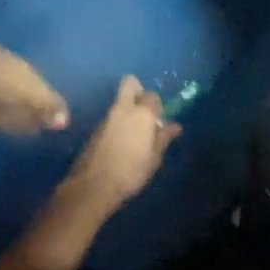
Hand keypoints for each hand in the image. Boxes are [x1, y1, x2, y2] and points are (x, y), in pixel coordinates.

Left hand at [66, 76, 181, 206]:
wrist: (94, 186)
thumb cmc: (131, 172)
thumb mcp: (154, 158)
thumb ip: (164, 138)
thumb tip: (175, 125)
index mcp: (142, 114)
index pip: (152, 95)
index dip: (157, 106)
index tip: (159, 121)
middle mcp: (123, 109)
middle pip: (129, 83)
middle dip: (138, 90)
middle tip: (144, 111)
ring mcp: (107, 117)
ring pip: (120, 101)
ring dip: (129, 109)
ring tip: (135, 133)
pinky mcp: (96, 128)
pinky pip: (112, 116)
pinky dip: (119, 122)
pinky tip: (123, 142)